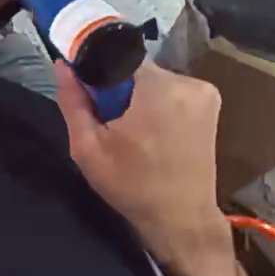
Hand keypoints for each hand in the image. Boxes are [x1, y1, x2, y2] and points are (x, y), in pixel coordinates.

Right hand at [54, 61, 229, 275]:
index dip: (99, 71)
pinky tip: (152, 131)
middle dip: (119, 88)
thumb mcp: (88, 148)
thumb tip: (63, 64)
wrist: (181, 219)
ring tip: (132, 130)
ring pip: (154, 78)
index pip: (119, 56)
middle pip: (137, 68)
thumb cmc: (132, 186)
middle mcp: (189, 82)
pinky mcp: (212, 102)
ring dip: (138, 95)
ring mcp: (205, 91)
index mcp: (160, 89)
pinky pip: (172, 89)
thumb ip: (73, 101)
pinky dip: (157, 102)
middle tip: (110, 120)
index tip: (90, 93)